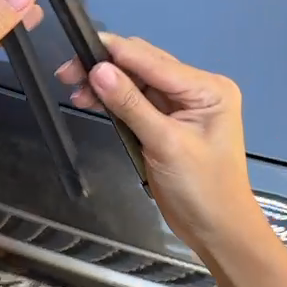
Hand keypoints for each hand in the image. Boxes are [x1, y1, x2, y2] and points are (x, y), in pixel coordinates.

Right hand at [57, 35, 267, 258]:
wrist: (219, 234)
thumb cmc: (202, 190)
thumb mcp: (165, 144)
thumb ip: (130, 104)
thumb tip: (97, 69)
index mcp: (206, 88)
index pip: (151, 59)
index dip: (112, 53)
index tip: (74, 52)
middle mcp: (195, 88)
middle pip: (140, 63)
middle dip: (103, 66)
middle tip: (66, 75)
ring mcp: (180, 103)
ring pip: (133, 78)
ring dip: (103, 83)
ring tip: (74, 92)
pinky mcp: (165, 118)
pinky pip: (133, 97)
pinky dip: (111, 98)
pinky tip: (90, 100)